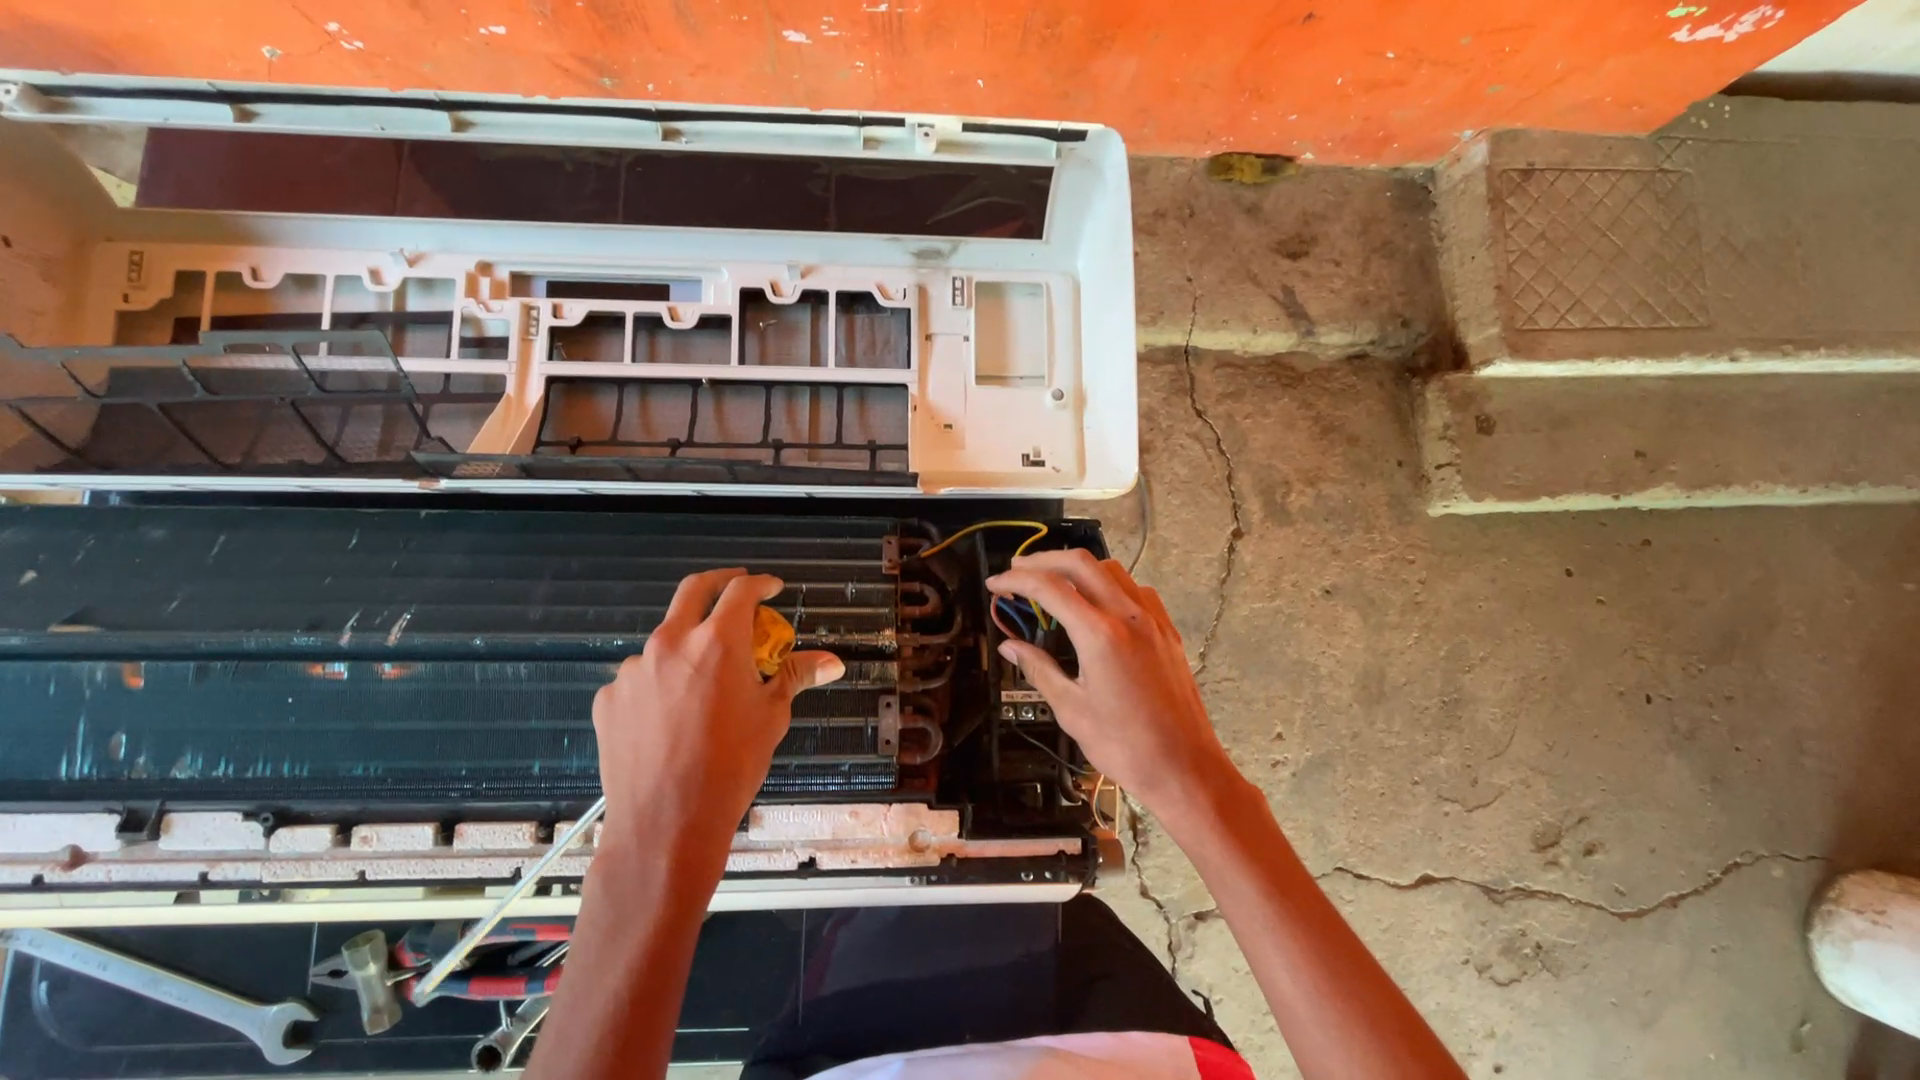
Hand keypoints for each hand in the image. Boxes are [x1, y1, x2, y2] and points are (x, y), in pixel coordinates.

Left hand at [593, 569, 844, 862]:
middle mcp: (671, 644)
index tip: (771, 588)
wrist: (667, 822)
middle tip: (735, 590)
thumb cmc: (729, 768)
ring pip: (664, 639)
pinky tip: (672, 715)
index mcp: (718, 642)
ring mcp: (634, 669)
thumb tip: (830, 662)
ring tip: (704, 680)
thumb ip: (795, 676)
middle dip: (719, 582)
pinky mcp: (610, 697)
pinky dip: (659, 682)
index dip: (760, 584)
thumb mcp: (771, 716)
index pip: (741, 591)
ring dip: (687, 644)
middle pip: (694, 590)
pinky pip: (639, 677)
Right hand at [987, 550, 1236, 814]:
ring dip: (1078, 567)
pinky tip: (1098, 603)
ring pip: (1112, 570)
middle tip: (1017, 570)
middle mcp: (1129, 616)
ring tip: (1053, 582)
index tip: (994, 584)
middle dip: (1043, 560)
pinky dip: (1109, 583)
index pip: (1050, 588)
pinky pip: (1136, 589)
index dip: (1016, 580)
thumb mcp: (1071, 709)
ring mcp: (1153, 621)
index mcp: (1100, 635)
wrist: (1184, 767)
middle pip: (1081, 563)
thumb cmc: (1124, 746)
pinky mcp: (1168, 632)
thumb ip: (1039, 668)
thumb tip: (1010, 646)